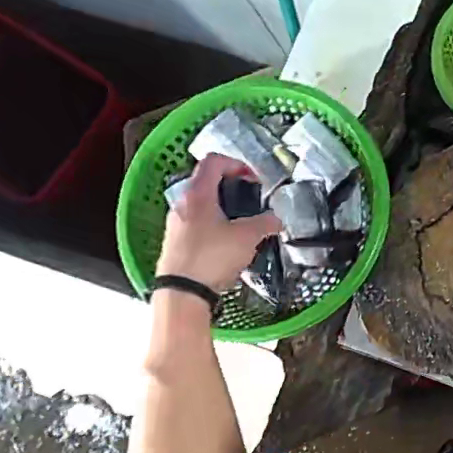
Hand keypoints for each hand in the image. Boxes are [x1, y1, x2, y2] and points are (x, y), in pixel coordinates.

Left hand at [156, 155, 284, 290]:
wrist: (182, 291)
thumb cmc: (212, 257)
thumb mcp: (248, 237)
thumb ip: (266, 223)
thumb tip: (276, 220)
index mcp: (197, 194)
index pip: (214, 161)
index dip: (236, 163)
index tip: (253, 179)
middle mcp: (182, 203)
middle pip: (207, 181)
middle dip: (232, 187)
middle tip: (250, 200)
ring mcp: (176, 222)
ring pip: (202, 203)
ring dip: (223, 207)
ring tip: (243, 224)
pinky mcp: (176, 241)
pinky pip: (197, 223)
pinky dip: (214, 224)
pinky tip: (229, 243)